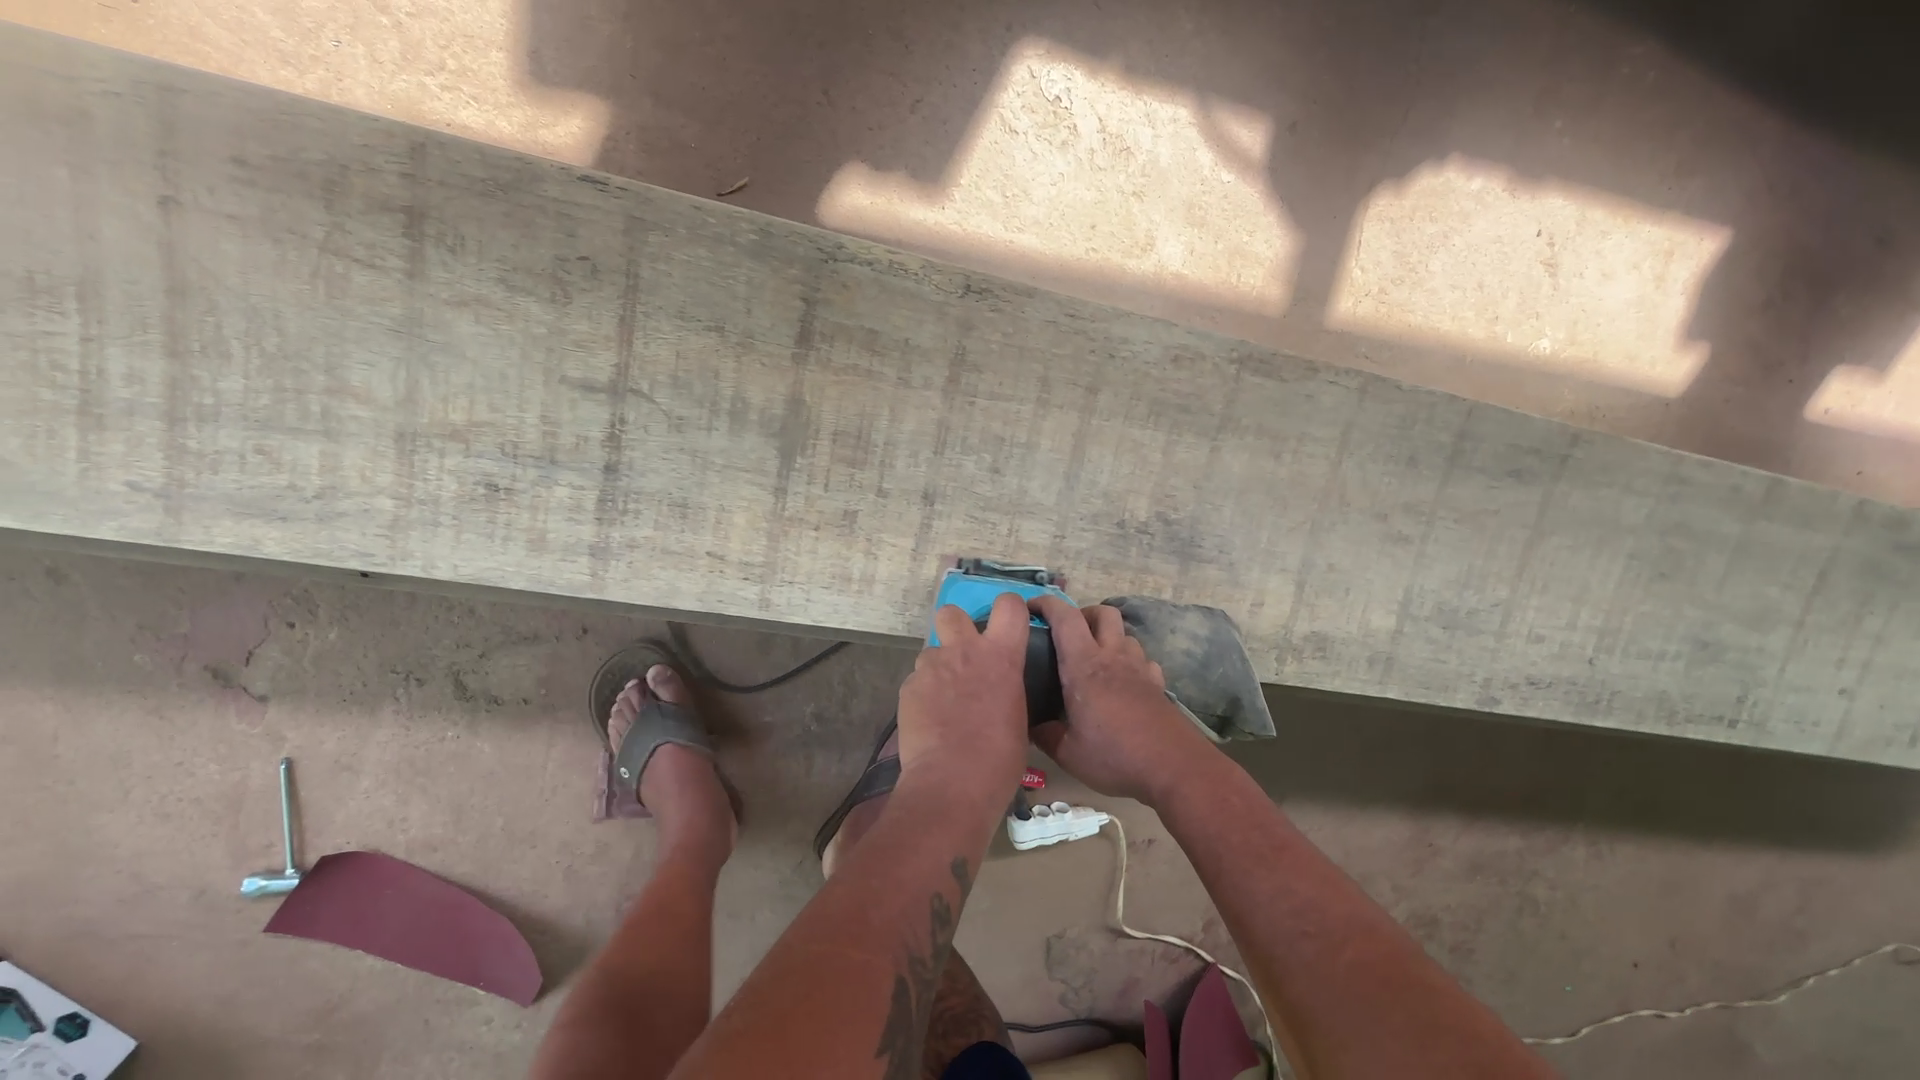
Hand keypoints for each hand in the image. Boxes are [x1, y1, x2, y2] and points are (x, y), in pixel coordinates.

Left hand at [895, 592, 1030, 807]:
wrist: (952, 782)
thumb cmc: (999, 759)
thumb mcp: (1018, 718)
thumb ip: (1006, 692)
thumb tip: (999, 696)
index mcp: (1001, 657)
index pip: (1010, 606)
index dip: (1010, 609)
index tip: (1008, 622)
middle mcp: (964, 651)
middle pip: (951, 612)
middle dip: (955, 627)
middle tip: (962, 656)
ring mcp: (932, 668)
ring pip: (931, 653)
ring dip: (937, 669)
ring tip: (943, 701)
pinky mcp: (908, 688)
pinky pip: (917, 682)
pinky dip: (923, 696)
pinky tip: (929, 722)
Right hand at [1028, 595, 1221, 807]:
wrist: (1173, 767)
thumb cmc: (1114, 756)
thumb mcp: (1067, 752)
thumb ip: (1043, 735)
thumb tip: (1029, 724)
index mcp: (1084, 666)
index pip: (1065, 618)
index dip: (1047, 603)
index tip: (1030, 607)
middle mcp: (1113, 657)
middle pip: (1103, 613)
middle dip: (1082, 613)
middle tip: (1066, 635)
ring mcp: (1140, 668)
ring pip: (1124, 635)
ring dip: (1107, 638)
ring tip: (1094, 661)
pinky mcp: (1158, 684)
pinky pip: (1142, 660)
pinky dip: (1129, 662)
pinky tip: (1123, 683)